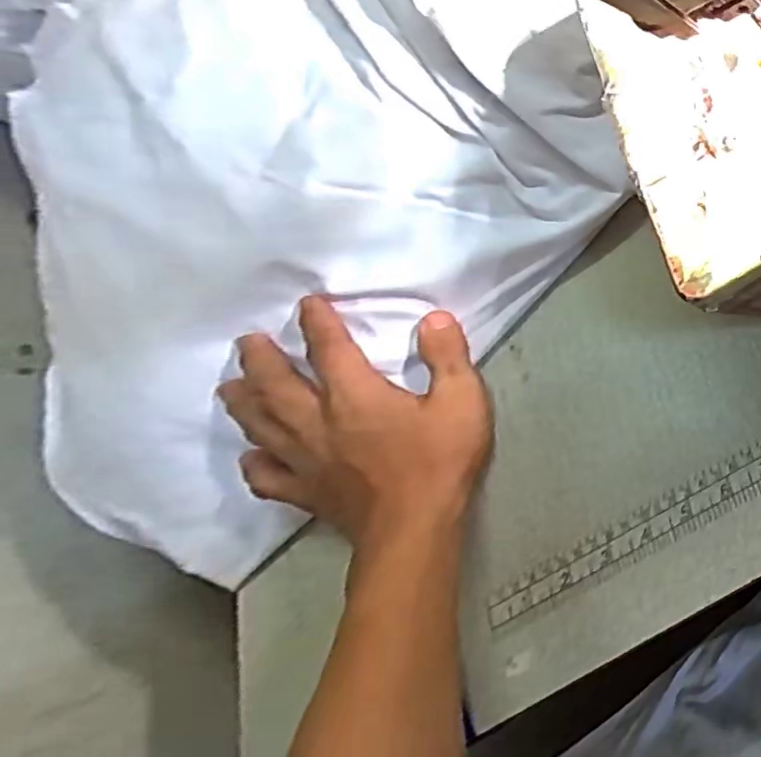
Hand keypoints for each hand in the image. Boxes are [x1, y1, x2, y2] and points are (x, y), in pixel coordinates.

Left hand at [219, 296, 494, 548]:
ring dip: (244, 402)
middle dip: (263, 360)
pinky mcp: (304, 490)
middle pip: (279, 387)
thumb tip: (433, 319)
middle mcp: (318, 423)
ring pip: (261, 425)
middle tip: (248, 341)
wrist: (414, 523)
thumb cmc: (442, 456)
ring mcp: (305, 460)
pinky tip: (251, 455)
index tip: (307, 303)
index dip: (319, 324)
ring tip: (230, 385)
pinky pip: (266, 474)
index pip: (331, 352)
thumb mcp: (462, 399)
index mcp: (356, 397)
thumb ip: (448, 357)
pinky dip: (254, 461)